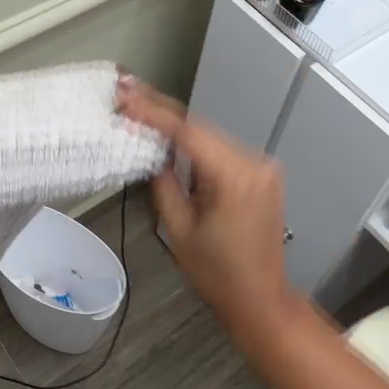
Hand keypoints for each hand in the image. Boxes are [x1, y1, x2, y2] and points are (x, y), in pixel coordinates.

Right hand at [117, 78, 293, 331]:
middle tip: (127, 90)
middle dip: (162, 110)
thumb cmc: (217, 273)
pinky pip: (222, 149)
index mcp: (235, 176)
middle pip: (201, 126)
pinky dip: (196, 142)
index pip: (188, 132)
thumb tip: (153, 151)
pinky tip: (170, 134)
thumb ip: (164, 182)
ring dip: (177, 124)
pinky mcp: (262, 173)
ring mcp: (263, 166)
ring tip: (140, 107)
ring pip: (211, 134)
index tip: (125, 98)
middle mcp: (254, 163)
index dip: (153, 113)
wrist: (261, 298)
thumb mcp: (179, 228)